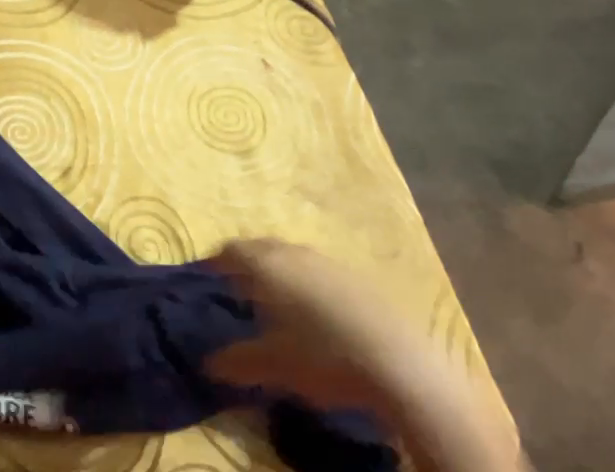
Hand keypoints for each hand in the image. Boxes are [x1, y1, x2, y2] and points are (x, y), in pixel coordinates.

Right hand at [207, 237, 437, 409]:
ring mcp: (334, 264)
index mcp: (267, 266)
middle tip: (241, 284)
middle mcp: (297, 254)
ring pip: (297, 258)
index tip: (210, 275)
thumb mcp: (273, 365)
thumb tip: (209, 365)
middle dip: (249, 262)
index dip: (217, 262)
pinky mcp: (367, 281)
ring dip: (283, 270)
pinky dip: (314, 283)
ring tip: (280, 297)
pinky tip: (322, 311)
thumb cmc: (325, 358)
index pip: (231, 251)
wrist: (405, 367)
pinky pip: (326, 273)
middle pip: (264, 248)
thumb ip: (236, 361)